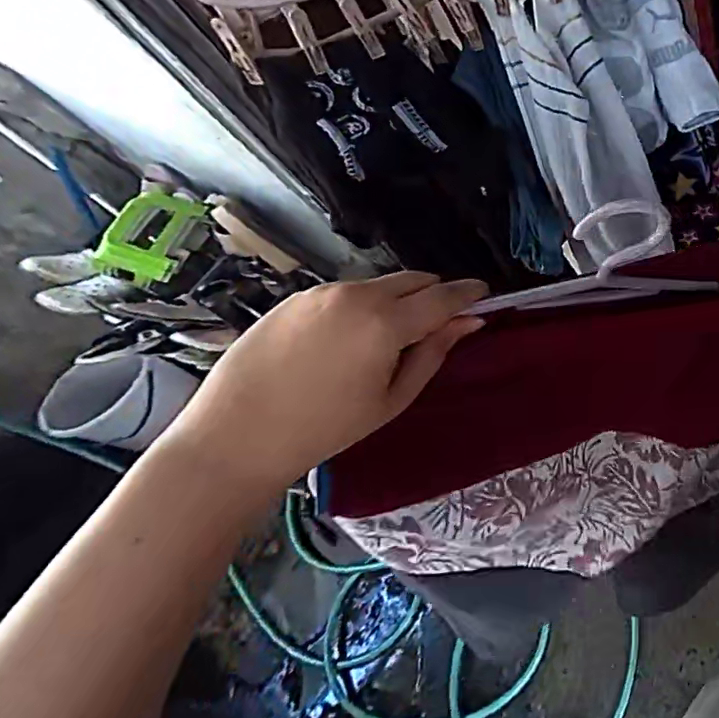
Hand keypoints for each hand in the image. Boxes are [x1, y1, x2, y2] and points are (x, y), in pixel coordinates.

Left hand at [152, 272, 486, 497]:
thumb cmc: (324, 428)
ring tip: (386, 338)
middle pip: (415, 279)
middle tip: (437, 323)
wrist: (234, 438)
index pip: (444, 295)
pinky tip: (347, 340)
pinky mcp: (295, 297)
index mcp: (385, 323)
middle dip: (434, 294)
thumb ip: (435, 352)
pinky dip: (364, 305)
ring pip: (380, 283)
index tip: (484, 294)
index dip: (469, 293)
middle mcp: (356, 295)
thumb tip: (470, 321)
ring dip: (398, 299)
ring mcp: (321, 292)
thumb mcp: (393, 397)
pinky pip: (347, 291)